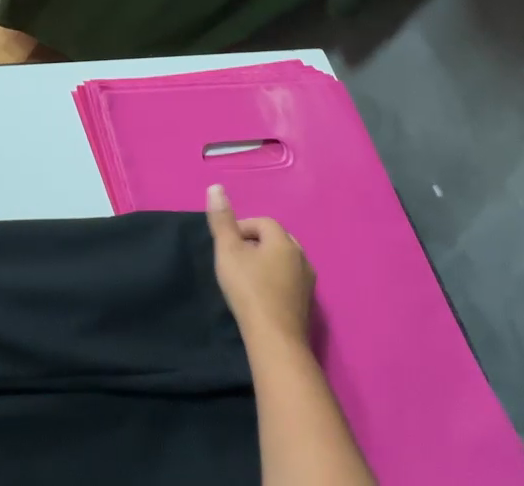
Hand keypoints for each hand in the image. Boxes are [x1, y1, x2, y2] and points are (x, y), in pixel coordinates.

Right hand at [206, 184, 313, 346]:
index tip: (226, 245)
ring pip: (283, 259)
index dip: (240, 228)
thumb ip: (222, 220)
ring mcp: (307, 280)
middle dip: (254, 242)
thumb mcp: (227, 251)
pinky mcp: (307, 300)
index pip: (262, 222)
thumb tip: (216, 187)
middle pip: (275, 238)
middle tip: (234, 258)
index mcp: (283, 242)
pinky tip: (260, 292)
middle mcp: (301, 256)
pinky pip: (289, 277)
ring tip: (245, 274)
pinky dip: (274, 277)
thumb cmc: (248, 288)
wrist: (275, 337)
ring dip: (265, 260)